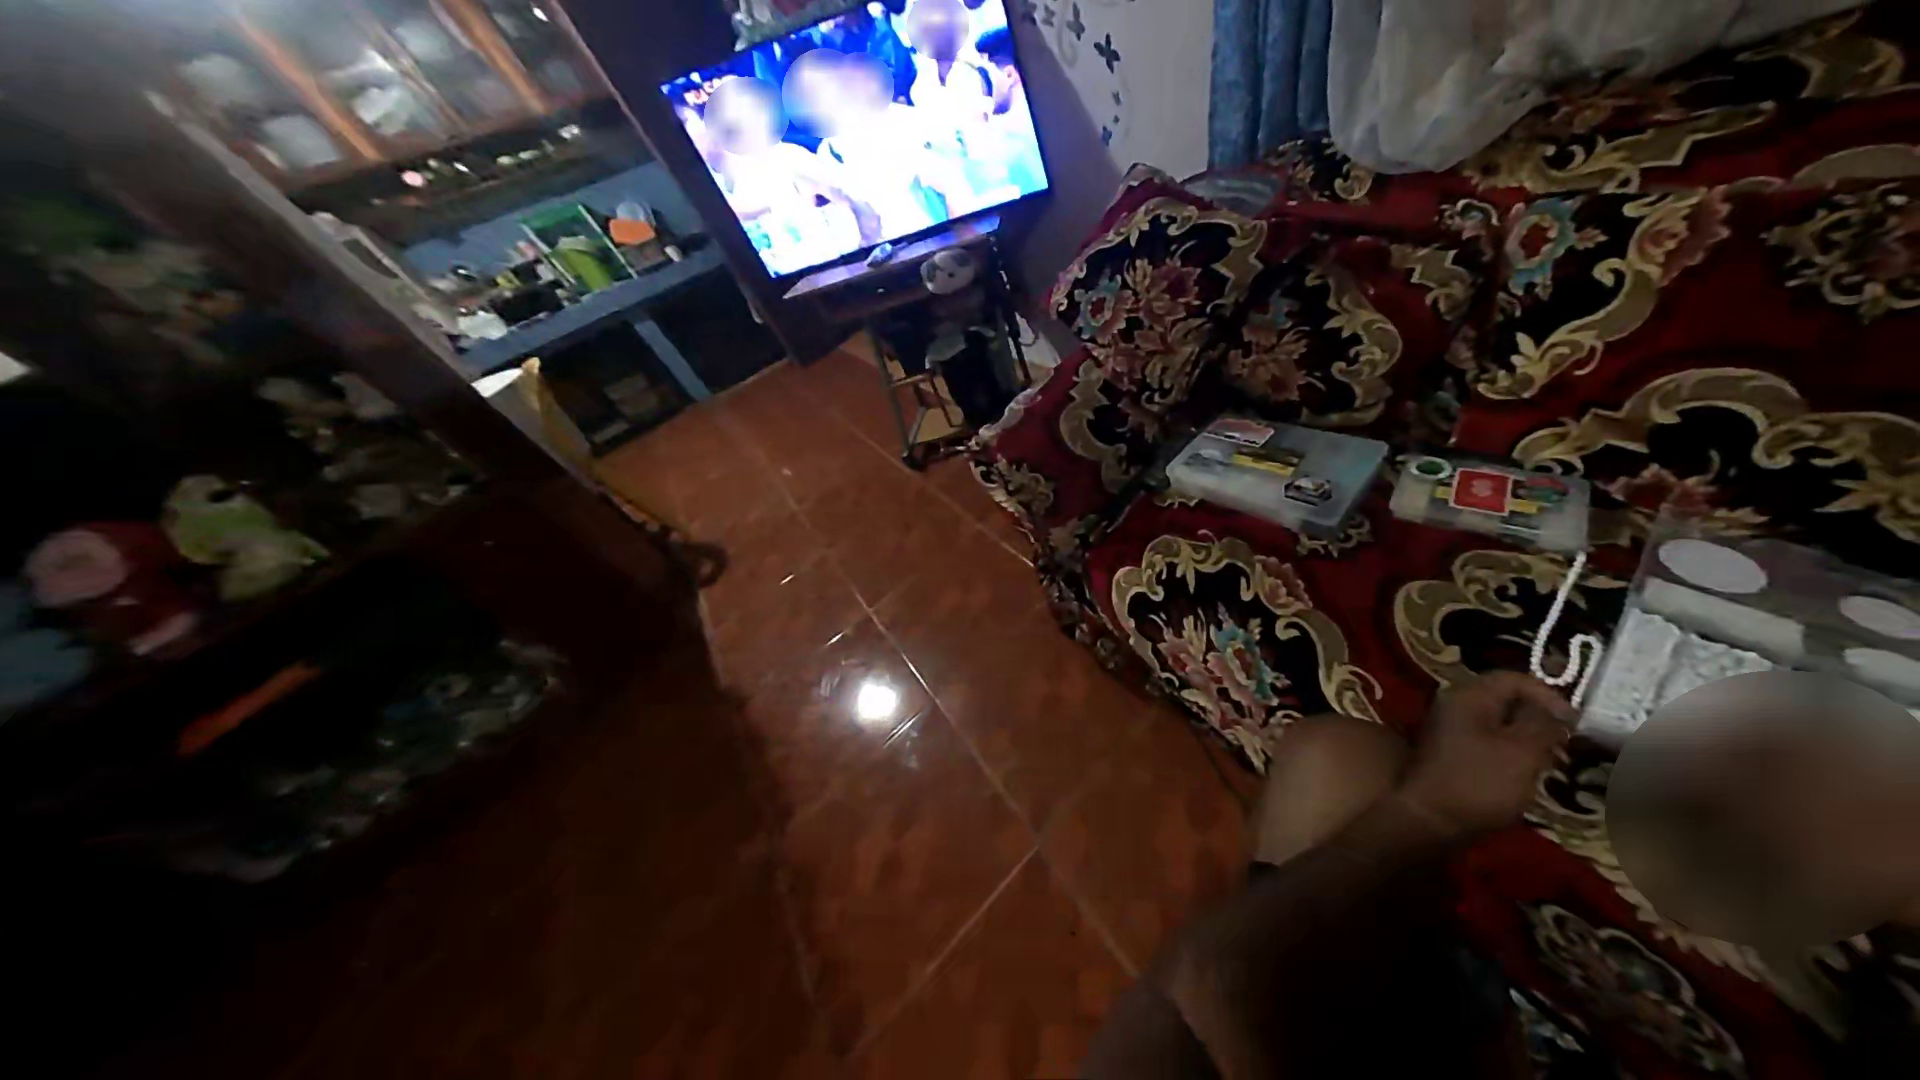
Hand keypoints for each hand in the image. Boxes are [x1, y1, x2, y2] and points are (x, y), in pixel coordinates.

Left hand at [1395, 672, 1576, 836]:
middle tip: (1568, 742)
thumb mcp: (1522, 751)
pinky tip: (1532, 770)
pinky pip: (1490, 740)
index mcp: (1466, 696)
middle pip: (1506, 698)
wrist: (1432, 818)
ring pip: (1500, 721)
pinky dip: (1514, 749)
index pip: (1511, 678)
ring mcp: (1451, 728)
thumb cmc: (1480, 782)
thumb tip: (1557, 710)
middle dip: (1541, 716)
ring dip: (1530, 736)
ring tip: (1555, 758)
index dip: (1547, 694)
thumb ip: (1542, 724)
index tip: (1574, 722)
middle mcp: (1454, 705)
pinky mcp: (1454, 751)